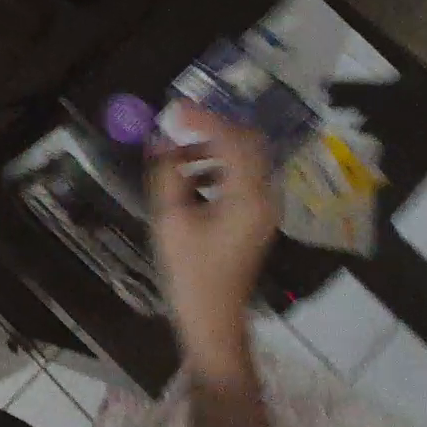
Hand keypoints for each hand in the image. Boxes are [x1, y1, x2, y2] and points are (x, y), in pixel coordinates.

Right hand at [148, 101, 280, 378]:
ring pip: (244, 159)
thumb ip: (167, 174)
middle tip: (178, 123)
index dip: (203, 120)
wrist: (212, 317)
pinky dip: (216, 166)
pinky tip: (187, 176)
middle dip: (213, 128)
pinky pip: (240, 177)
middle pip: (248, 144)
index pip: (232, 141)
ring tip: (175, 152)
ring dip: (212, 147)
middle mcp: (264, 197)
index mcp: (248, 197)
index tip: (174, 109)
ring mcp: (262, 208)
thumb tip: (162, 140)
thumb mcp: (170, 219)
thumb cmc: (190, 271)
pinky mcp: (253, 217)